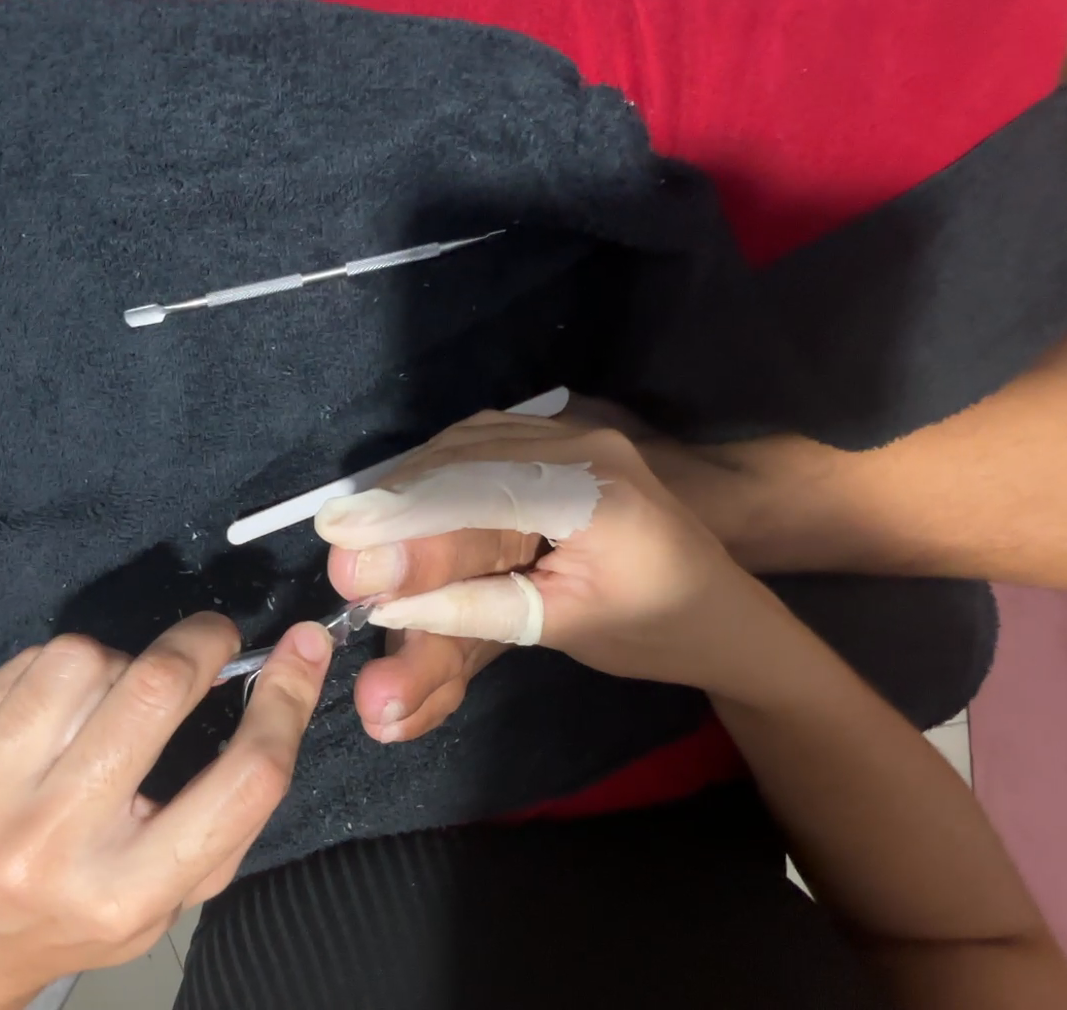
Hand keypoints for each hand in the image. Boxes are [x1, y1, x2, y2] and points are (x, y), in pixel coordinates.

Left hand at [0, 615, 332, 1007]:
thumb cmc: (91, 909)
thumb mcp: (183, 884)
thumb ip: (241, 789)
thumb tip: (296, 661)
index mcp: (130, 892)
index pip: (243, 778)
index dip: (286, 699)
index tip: (302, 648)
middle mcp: (49, 851)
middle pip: (153, 691)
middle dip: (199, 644)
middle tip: (210, 642)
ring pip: (82, 659)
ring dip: (121, 660)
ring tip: (119, 692)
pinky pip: (26, 664)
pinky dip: (62, 670)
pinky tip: (60, 710)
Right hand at [318, 413, 778, 739]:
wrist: (726, 613)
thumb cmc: (654, 632)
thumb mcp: (561, 627)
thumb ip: (472, 608)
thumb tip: (384, 608)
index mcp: (592, 490)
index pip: (475, 490)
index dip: (402, 513)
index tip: (341, 538)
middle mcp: (581, 442)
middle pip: (465, 454)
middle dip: (398, 495)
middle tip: (344, 534)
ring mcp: (578, 433)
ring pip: (470, 441)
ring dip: (415, 478)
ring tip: (370, 518)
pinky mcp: (570, 441)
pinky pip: (489, 442)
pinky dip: (443, 469)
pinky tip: (414, 495)